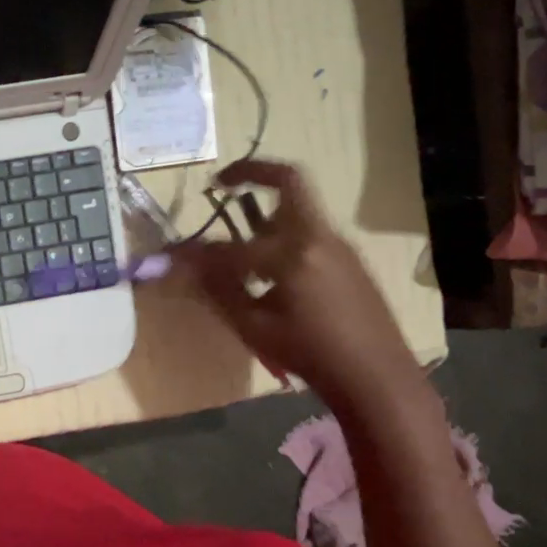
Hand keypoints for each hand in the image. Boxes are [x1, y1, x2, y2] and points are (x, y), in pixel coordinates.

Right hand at [177, 159, 423, 407]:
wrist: (376, 374)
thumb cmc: (310, 355)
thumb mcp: (255, 328)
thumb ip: (220, 292)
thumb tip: (188, 268)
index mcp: (292, 254)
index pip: (229, 246)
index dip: (195, 253)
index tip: (170, 256)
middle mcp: (318, 237)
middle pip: (289, 181)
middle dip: (252, 172)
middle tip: (221, 182)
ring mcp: (338, 244)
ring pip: (299, 208)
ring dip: (266, 208)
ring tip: (237, 233)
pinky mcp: (348, 259)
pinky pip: (308, 232)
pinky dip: (281, 234)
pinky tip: (267, 267)